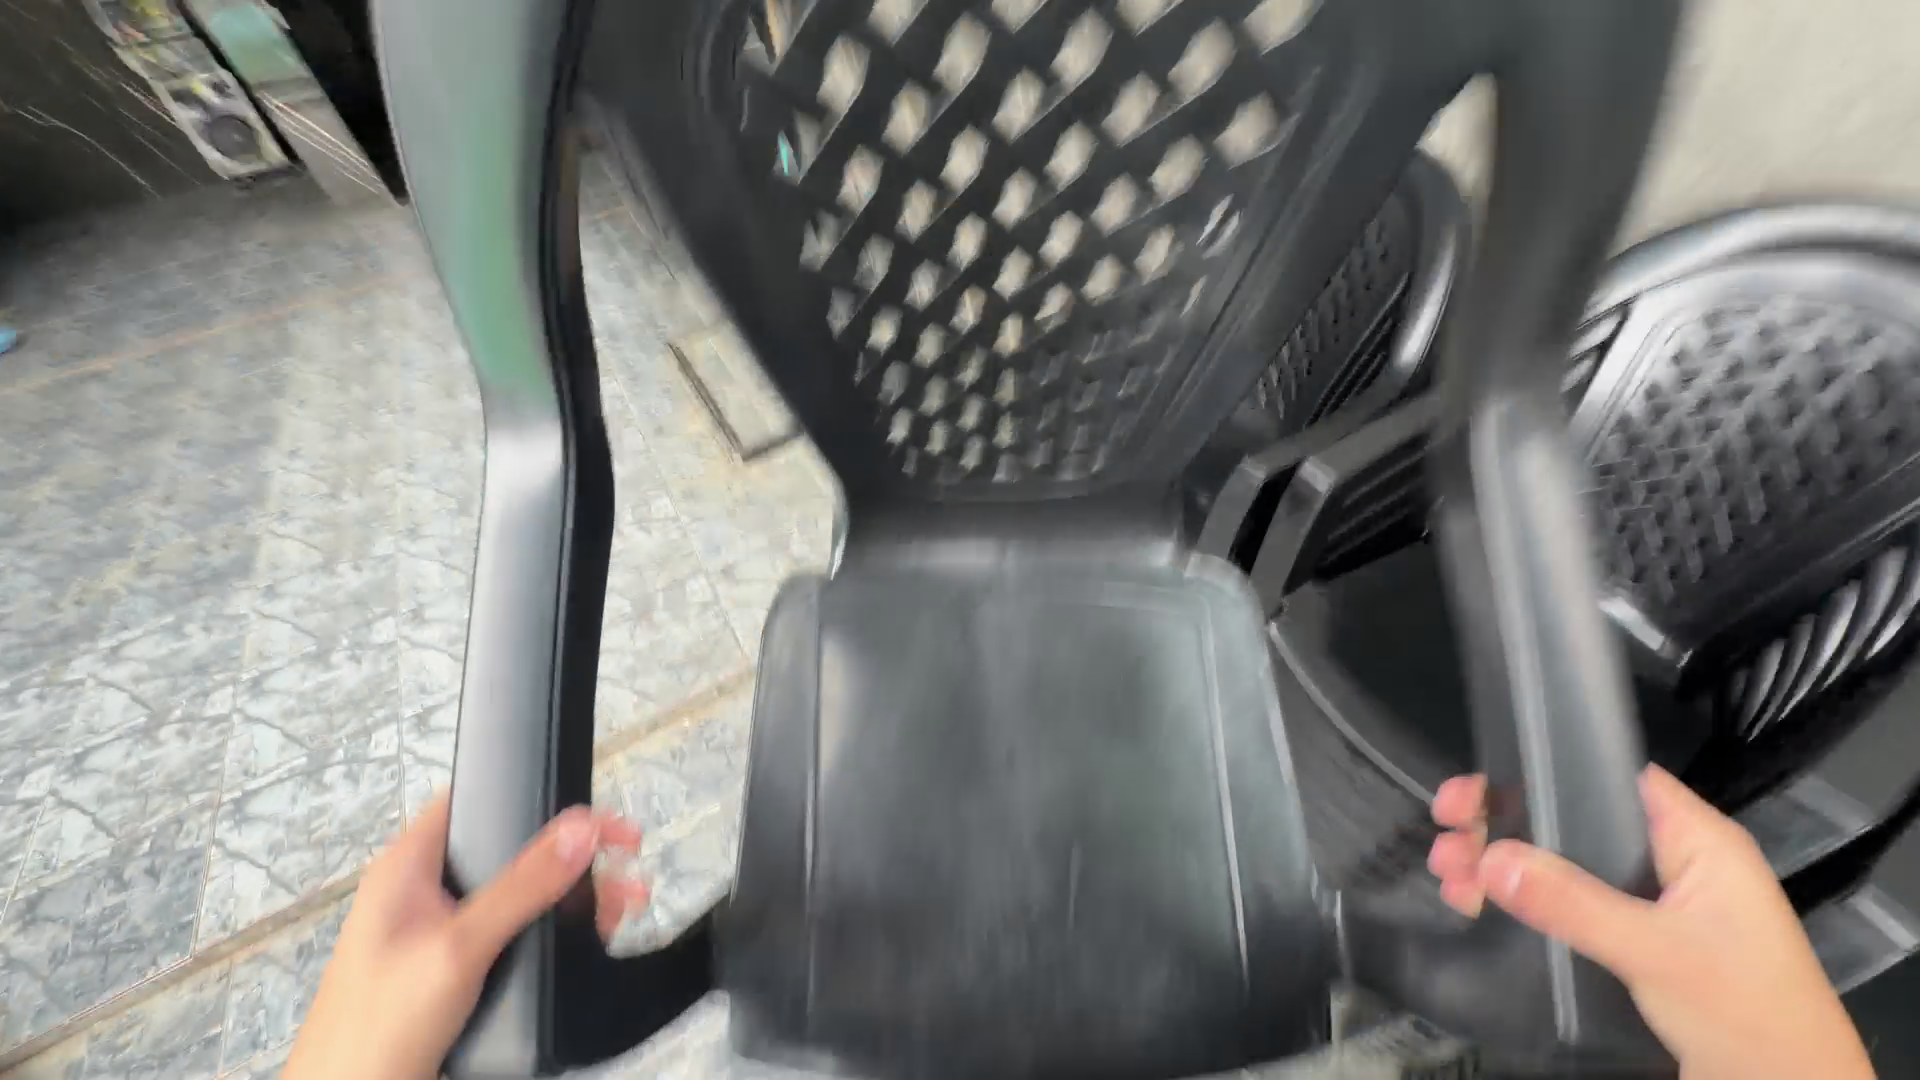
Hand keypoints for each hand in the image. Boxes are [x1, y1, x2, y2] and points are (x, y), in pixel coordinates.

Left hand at [284, 795, 649, 1079]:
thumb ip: (522, 887)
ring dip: (577, 888)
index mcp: (408, 869)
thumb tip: (579, 831)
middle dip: (575, 848)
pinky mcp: (461, 964)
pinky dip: (562, 923)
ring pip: (524, 888)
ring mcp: (443, 929)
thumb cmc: (371, 1038)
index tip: (591, 812)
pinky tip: (596, 930)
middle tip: (624, 849)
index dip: (535, 794)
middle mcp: (426, 891)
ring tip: (625, 897)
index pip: (478, 800)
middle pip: (514, 844)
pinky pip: (522, 926)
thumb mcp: (457, 950)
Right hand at [1428, 765, 1873, 1079]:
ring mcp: (1641, 902)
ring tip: (1446, 870)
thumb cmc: (1751, 1017)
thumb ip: (1574, 904)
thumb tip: (1488, 857)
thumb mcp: (1660, 955)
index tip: (1475, 785)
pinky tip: (1467, 899)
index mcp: (1694, 843)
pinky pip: (1551, 900)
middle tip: (1446, 824)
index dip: (1539, 770)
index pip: (1607, 777)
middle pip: (1564, 817)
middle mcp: (1663, 862)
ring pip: (1550, 860)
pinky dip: (1506, 897)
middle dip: (1498, 820)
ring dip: (1493, 860)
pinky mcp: (1621, 938)